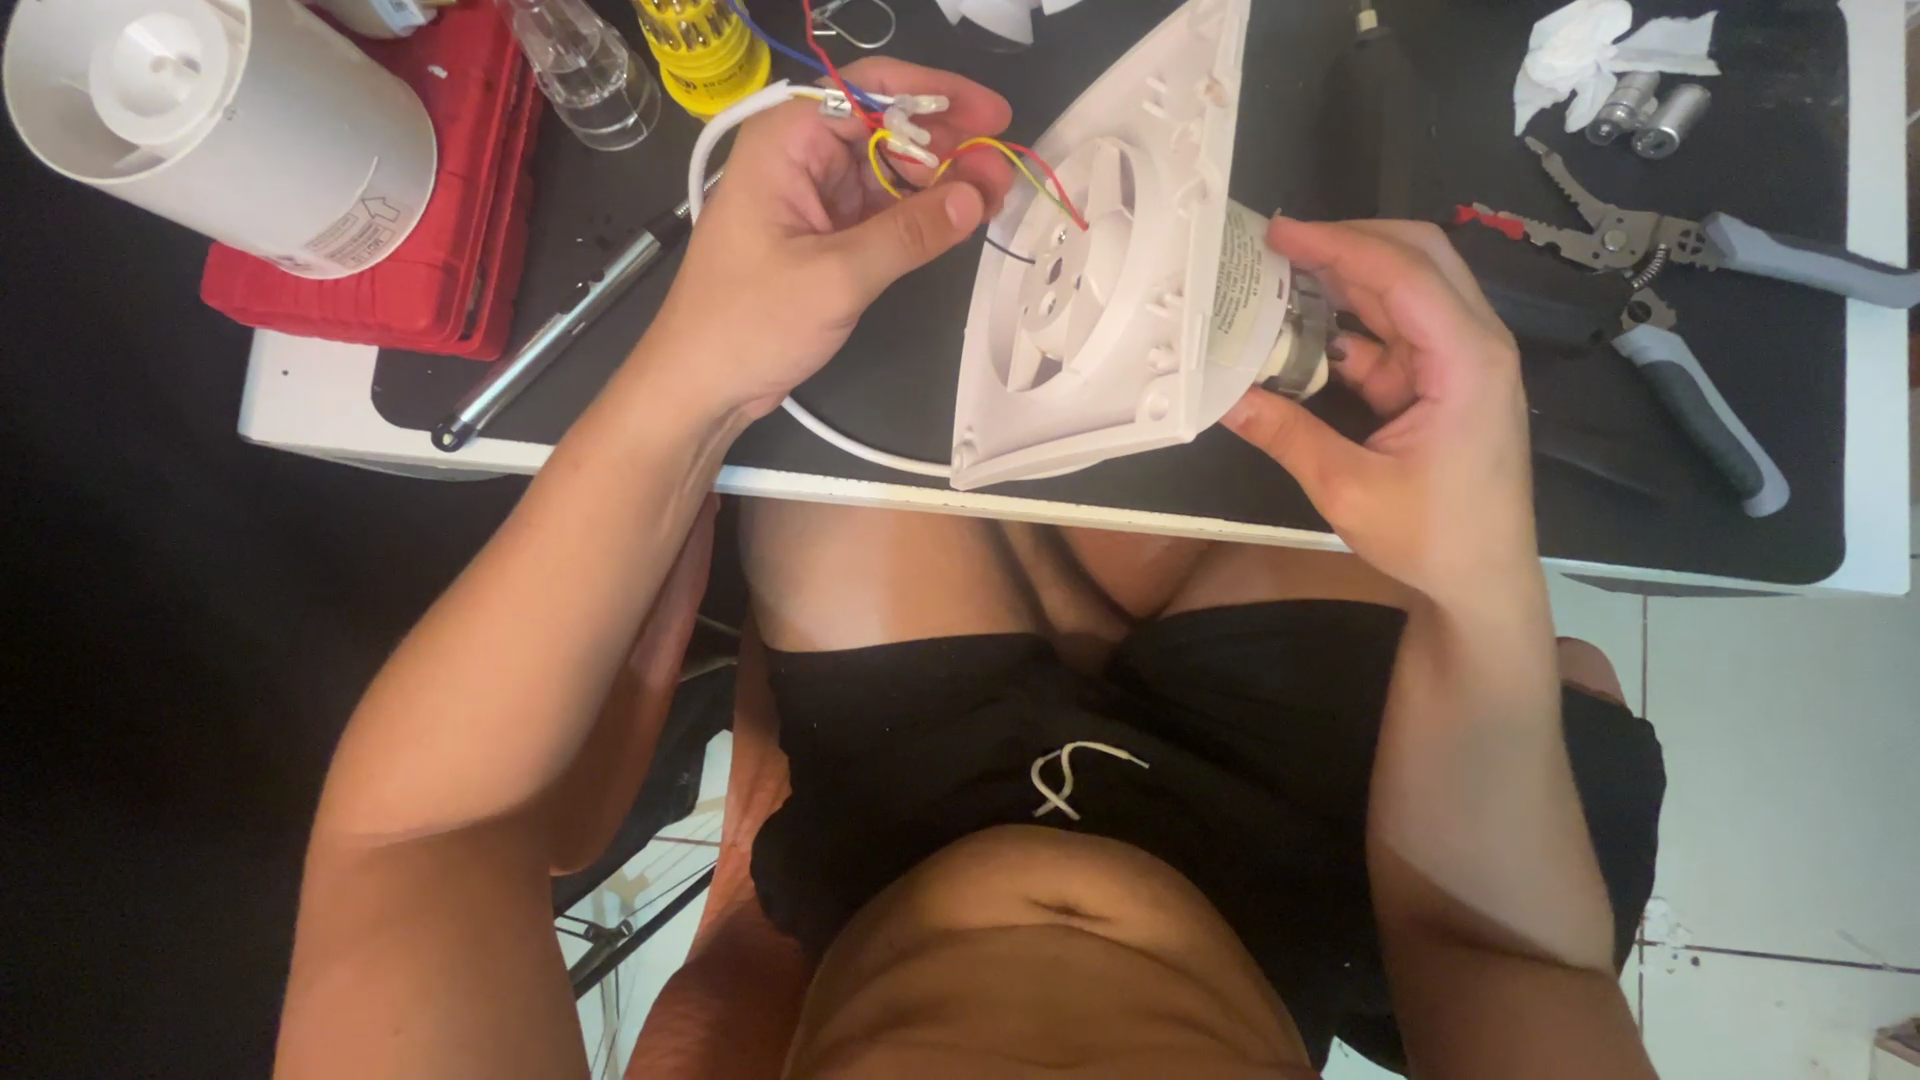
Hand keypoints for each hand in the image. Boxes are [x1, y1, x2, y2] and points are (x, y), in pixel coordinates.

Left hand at [643, 58, 1016, 420]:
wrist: (703, 383)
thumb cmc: (750, 322)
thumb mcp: (835, 276)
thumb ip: (908, 234)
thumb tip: (974, 198)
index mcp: (786, 142)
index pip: (870, 91)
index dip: (937, 98)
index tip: (993, 115)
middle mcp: (799, 159)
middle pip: (886, 131)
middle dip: (947, 147)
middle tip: (1003, 171)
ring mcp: (812, 202)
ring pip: (888, 174)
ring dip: (939, 183)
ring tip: (994, 196)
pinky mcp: (824, 241)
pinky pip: (880, 214)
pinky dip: (918, 217)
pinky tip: (956, 220)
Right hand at [1221, 219, 1537, 606]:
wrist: (1482, 578)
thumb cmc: (1430, 536)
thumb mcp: (1347, 488)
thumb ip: (1286, 434)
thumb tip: (1223, 397)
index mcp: (1466, 361)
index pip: (1403, 275)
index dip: (1339, 245)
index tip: (1279, 232)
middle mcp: (1472, 345)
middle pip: (1417, 261)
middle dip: (1348, 242)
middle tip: (1279, 244)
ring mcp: (1458, 362)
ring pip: (1405, 292)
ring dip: (1346, 279)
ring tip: (1281, 274)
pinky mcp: (1441, 383)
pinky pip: (1391, 335)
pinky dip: (1346, 325)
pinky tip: (1301, 329)